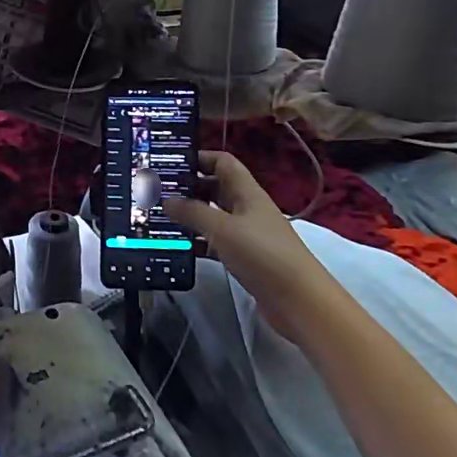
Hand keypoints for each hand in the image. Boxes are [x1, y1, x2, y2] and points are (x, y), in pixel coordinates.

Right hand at [165, 151, 334, 335]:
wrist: (298, 298)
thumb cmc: (262, 254)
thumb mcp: (224, 229)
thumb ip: (194, 213)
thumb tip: (167, 200)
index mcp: (248, 192)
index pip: (223, 162)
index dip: (200, 158)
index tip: (171, 162)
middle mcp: (248, 208)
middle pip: (216, 189)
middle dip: (190, 188)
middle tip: (158, 194)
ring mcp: (247, 234)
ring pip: (215, 217)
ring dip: (192, 217)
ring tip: (161, 220)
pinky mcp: (245, 258)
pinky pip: (217, 243)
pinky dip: (200, 243)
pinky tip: (179, 249)